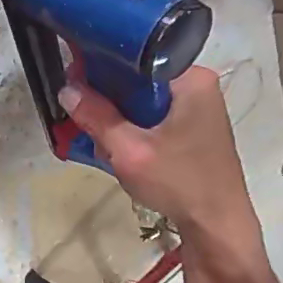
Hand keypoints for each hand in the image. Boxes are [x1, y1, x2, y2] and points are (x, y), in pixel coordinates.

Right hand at [57, 65, 260, 252]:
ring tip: (97, 136)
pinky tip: (116, 145)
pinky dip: (131, 126)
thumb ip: (96, 117)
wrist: (217, 226)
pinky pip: (151, 114)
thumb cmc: (179, 182)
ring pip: (141, 98)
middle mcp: (197, 85)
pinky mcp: (192, 126)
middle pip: (136, 78)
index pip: (136, 57)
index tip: (74, 79)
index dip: (100, 65)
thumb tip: (65, 89)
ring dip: (117, 115)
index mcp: (191, 79)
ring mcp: (196, 107)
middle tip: (81, 114)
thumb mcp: (129, 151)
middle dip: (107, 97)